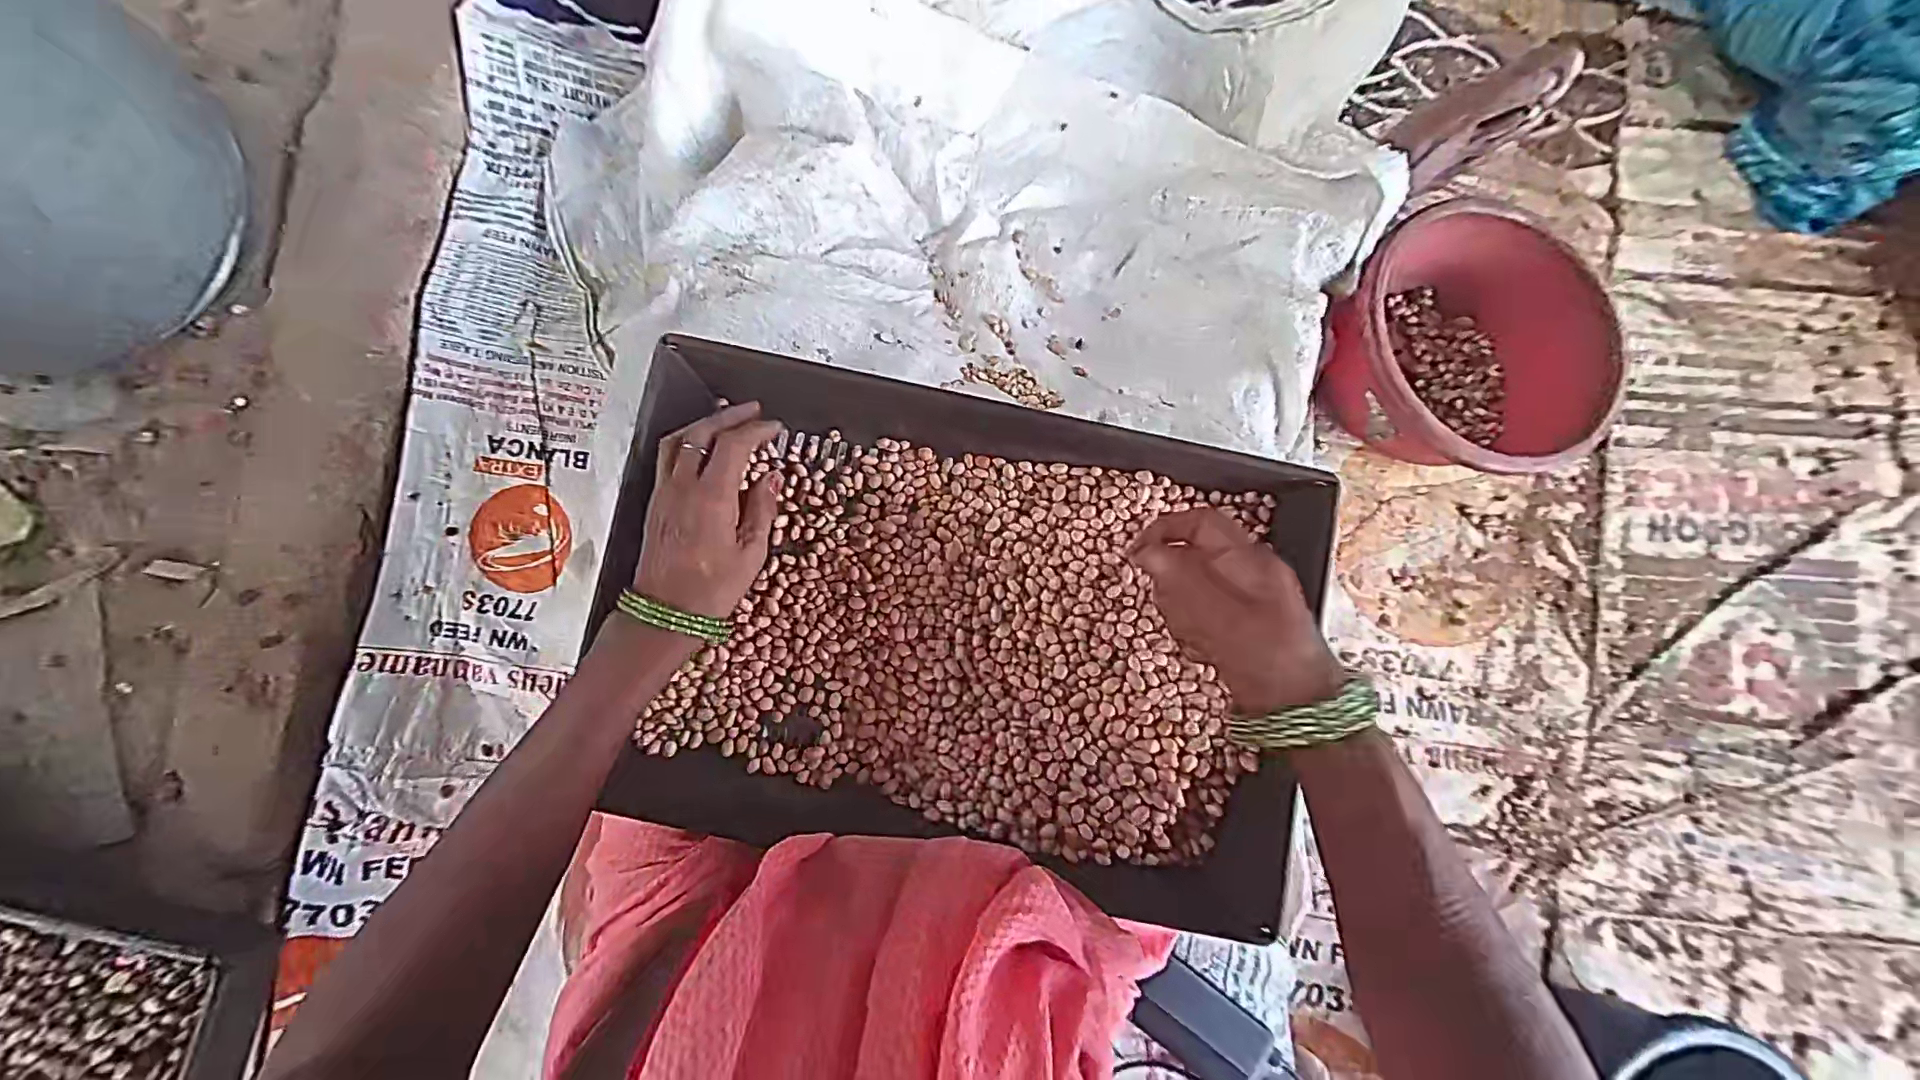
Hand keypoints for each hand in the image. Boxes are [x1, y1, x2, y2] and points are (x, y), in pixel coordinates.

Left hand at [632, 402, 782, 618]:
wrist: (666, 611)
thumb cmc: (712, 589)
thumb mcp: (752, 553)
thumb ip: (762, 509)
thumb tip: (771, 478)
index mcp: (712, 499)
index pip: (734, 446)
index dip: (757, 430)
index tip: (774, 429)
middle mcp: (683, 488)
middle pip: (704, 433)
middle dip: (731, 417)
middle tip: (753, 411)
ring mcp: (665, 492)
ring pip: (680, 440)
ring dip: (705, 423)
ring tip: (726, 418)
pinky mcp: (656, 501)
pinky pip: (669, 456)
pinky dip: (688, 439)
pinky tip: (701, 444)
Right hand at [1128, 508, 1343, 714]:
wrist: (1300, 707)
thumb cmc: (1266, 658)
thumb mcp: (1218, 615)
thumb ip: (1180, 579)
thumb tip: (1147, 551)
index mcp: (1249, 559)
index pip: (1200, 522)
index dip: (1164, 529)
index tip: (1137, 552)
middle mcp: (1250, 572)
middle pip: (1192, 554)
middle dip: (1170, 578)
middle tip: (1165, 603)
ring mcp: (1247, 597)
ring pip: (1193, 584)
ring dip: (1180, 606)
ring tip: (1191, 633)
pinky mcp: (1241, 622)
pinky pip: (1202, 612)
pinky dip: (1192, 626)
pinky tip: (1201, 646)